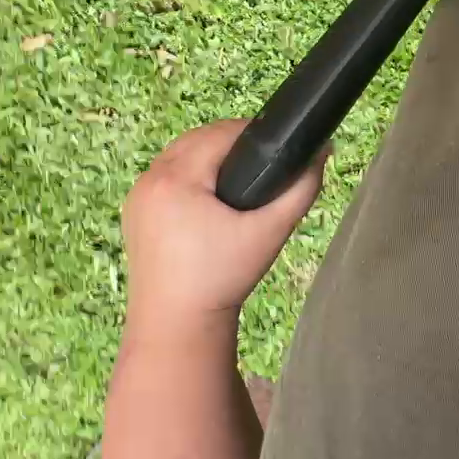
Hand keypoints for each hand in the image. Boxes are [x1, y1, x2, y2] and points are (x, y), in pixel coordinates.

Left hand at [120, 120, 327, 329]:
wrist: (177, 325)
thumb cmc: (224, 275)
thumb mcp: (272, 229)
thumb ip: (303, 187)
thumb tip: (324, 149)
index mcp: (175, 179)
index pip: (221, 133)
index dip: (255, 134)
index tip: (279, 151)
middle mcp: (149, 180)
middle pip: (199, 138)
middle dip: (233, 142)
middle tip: (266, 165)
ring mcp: (137, 196)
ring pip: (182, 153)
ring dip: (211, 154)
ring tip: (244, 176)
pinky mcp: (134, 212)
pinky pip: (168, 173)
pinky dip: (192, 171)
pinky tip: (215, 192)